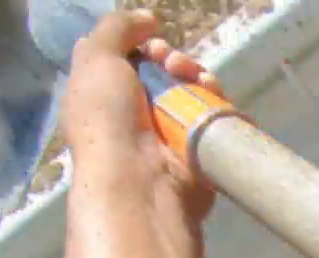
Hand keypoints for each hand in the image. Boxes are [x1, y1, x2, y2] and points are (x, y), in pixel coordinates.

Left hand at [61, 9, 218, 221]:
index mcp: (113, 93)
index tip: (150, 44)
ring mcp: (177, 134)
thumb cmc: (107, 117)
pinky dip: (223, 104)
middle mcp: (145, 113)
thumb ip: (117, 28)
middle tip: (172, 64)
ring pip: (197, 93)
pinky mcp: (205, 151)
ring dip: (199, 76)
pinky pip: (220, 120)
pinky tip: (218, 97)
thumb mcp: (95, 57)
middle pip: (171, 74)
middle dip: (175, 59)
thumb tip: (149, 18)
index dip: (146, 44)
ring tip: (196, 79)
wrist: (139, 179)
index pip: (137, 60)